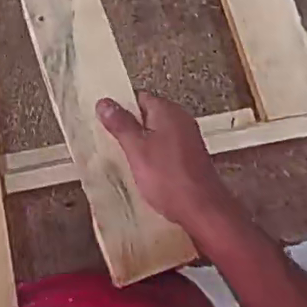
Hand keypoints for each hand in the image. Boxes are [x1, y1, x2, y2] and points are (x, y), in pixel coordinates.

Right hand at [95, 92, 235, 232]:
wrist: (201, 208)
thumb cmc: (169, 178)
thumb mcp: (136, 149)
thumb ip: (120, 124)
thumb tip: (105, 103)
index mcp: (167, 111)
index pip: (139, 98)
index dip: (121, 109)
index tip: (107, 122)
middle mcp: (180, 119)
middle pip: (148, 115)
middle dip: (131, 128)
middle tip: (114, 144)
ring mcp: (188, 137)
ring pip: (157, 133)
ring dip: (143, 144)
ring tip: (129, 161)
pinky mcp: (191, 155)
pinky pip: (167, 148)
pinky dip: (155, 156)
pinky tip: (147, 172)